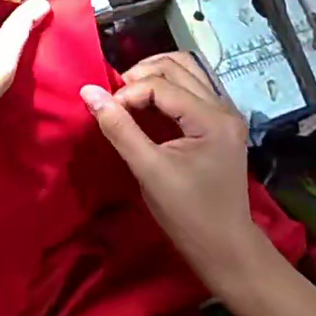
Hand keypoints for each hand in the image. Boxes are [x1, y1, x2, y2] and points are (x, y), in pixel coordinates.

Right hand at [81, 52, 268, 287]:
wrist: (226, 250)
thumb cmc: (188, 215)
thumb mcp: (148, 171)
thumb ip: (119, 128)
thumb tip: (88, 92)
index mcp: (212, 118)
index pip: (161, 85)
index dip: (127, 93)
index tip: (106, 114)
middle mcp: (224, 107)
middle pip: (176, 65)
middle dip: (140, 76)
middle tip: (116, 100)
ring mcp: (225, 113)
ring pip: (186, 70)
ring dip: (154, 76)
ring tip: (129, 97)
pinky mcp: (220, 122)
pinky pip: (192, 87)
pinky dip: (167, 87)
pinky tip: (148, 105)